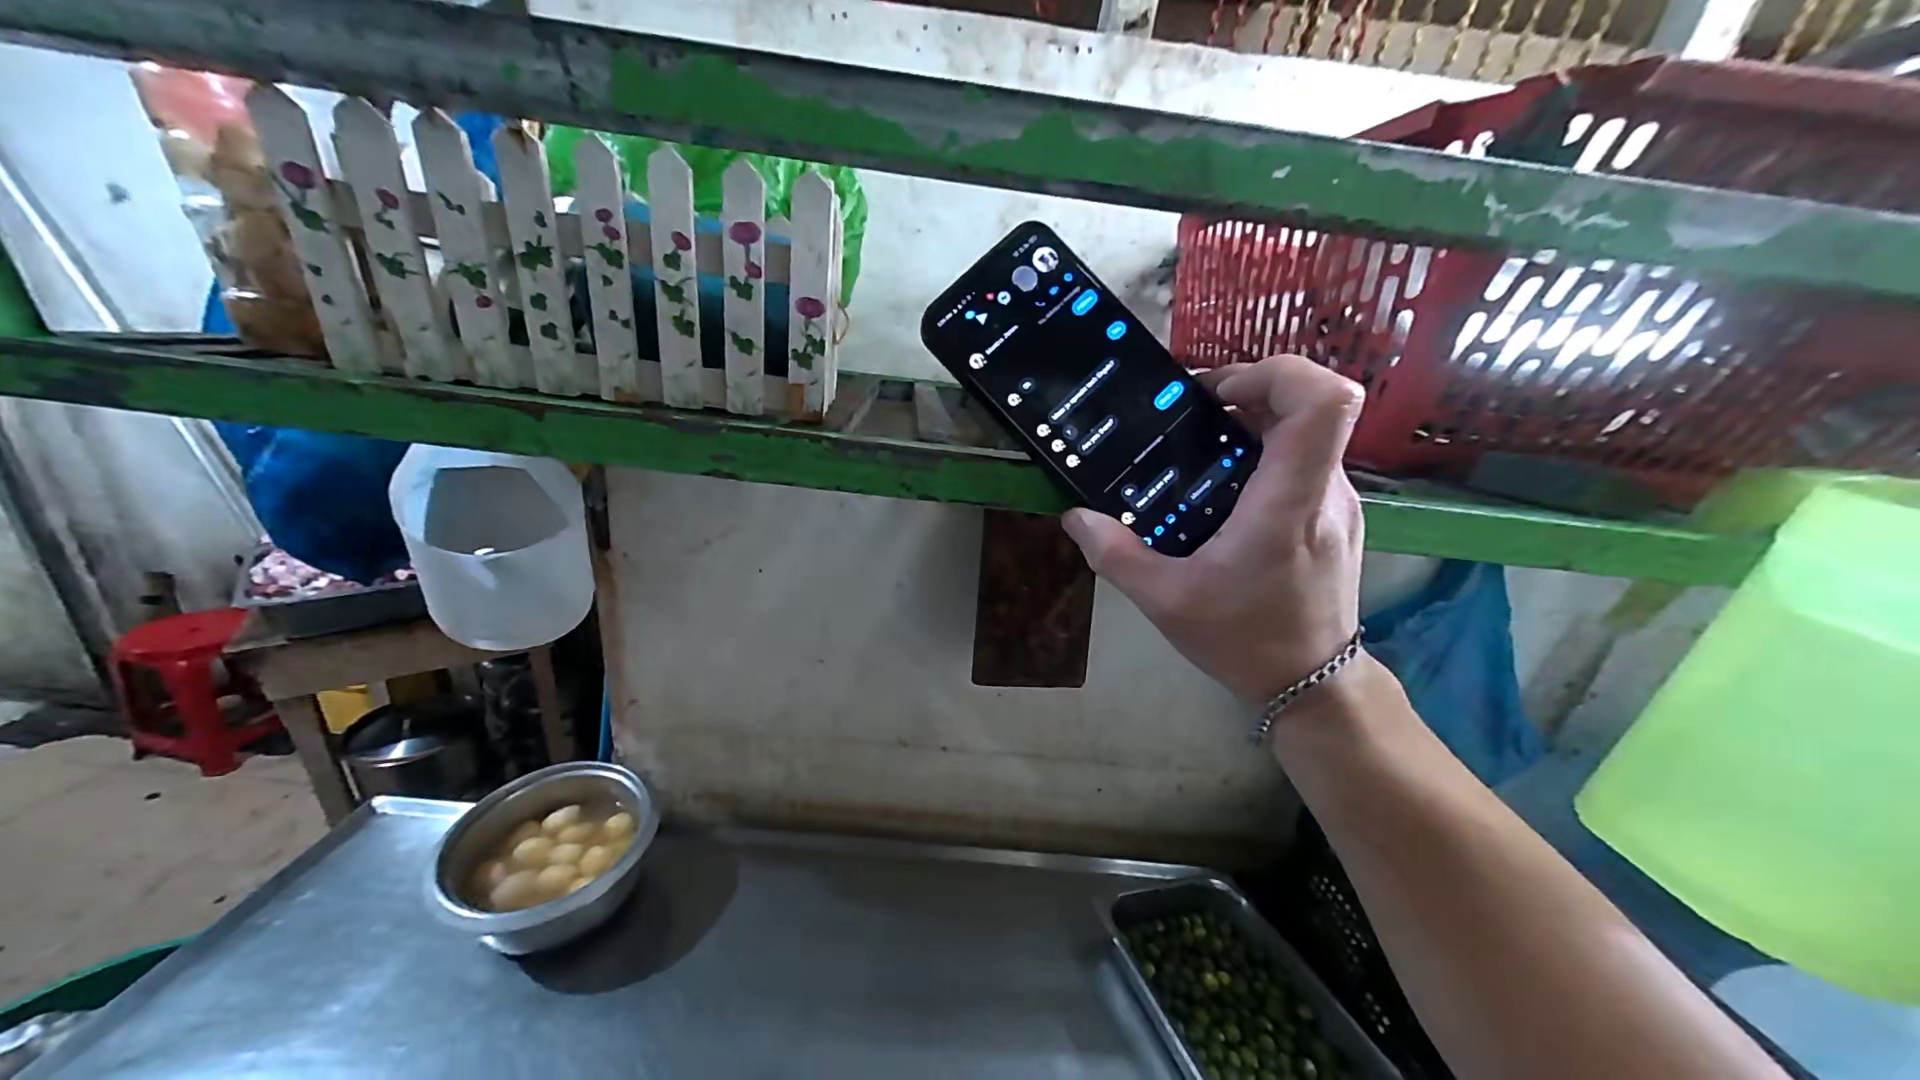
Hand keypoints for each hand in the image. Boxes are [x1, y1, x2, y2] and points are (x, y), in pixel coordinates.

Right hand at [1062, 354, 1365, 705]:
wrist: (1312, 684)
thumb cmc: (1246, 640)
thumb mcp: (1166, 601)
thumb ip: (1116, 556)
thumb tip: (1077, 518)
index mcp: (1289, 501)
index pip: (1323, 400)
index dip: (1274, 373)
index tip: (1216, 394)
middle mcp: (1326, 489)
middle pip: (1309, 404)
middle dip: (1246, 393)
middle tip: (1188, 418)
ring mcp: (1337, 501)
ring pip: (1305, 432)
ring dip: (1252, 424)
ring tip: (1197, 453)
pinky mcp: (1334, 516)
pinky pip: (1302, 460)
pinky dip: (1262, 455)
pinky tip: (1220, 491)